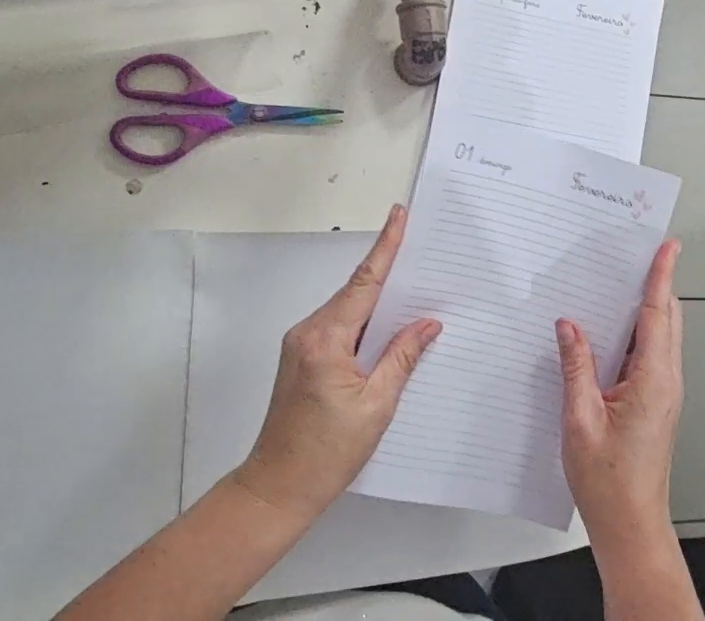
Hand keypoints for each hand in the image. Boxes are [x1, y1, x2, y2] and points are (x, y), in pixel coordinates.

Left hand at [232, 205, 440, 521]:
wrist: (277, 488)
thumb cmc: (325, 454)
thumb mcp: (376, 405)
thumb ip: (402, 357)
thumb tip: (427, 324)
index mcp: (326, 339)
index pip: (364, 283)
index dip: (386, 248)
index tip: (398, 216)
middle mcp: (308, 332)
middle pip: (355, 292)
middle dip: (388, 272)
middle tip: (420, 252)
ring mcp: (300, 344)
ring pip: (347, 310)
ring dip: (377, 302)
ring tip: (412, 292)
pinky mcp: (301, 357)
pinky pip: (338, 327)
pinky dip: (364, 323)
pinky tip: (387, 329)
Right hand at [556, 240, 683, 552]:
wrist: (631, 525)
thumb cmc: (608, 482)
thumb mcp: (580, 419)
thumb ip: (576, 366)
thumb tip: (569, 325)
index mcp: (653, 380)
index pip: (659, 314)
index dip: (661, 276)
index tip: (668, 246)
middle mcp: (666, 381)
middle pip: (667, 319)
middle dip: (656, 284)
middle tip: (639, 255)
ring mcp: (663, 392)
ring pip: (660, 336)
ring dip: (646, 308)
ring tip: (620, 284)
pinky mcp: (655, 403)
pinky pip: (650, 355)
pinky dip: (636, 333)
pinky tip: (610, 331)